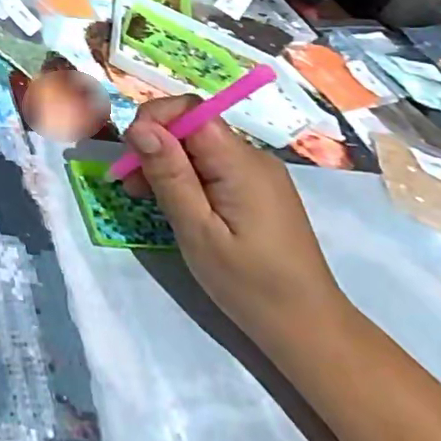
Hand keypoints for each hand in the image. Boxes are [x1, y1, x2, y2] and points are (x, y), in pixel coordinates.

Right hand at [121, 95, 350, 343]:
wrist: (310, 331)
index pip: (189, 109)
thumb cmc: (249, 284)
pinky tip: (174, 204)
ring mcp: (258, 173)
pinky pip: (212, 165)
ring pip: (198, 146)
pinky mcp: (257, 190)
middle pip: (191, 126)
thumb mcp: (197, 231)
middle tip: (130, 184)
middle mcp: (252, 156)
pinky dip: (185, 176)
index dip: (154, 118)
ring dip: (165, 162)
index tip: (130, 152)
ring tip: (143, 197)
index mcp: (240, 162)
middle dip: (154, 145)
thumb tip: (138, 127)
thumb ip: (168, 174)